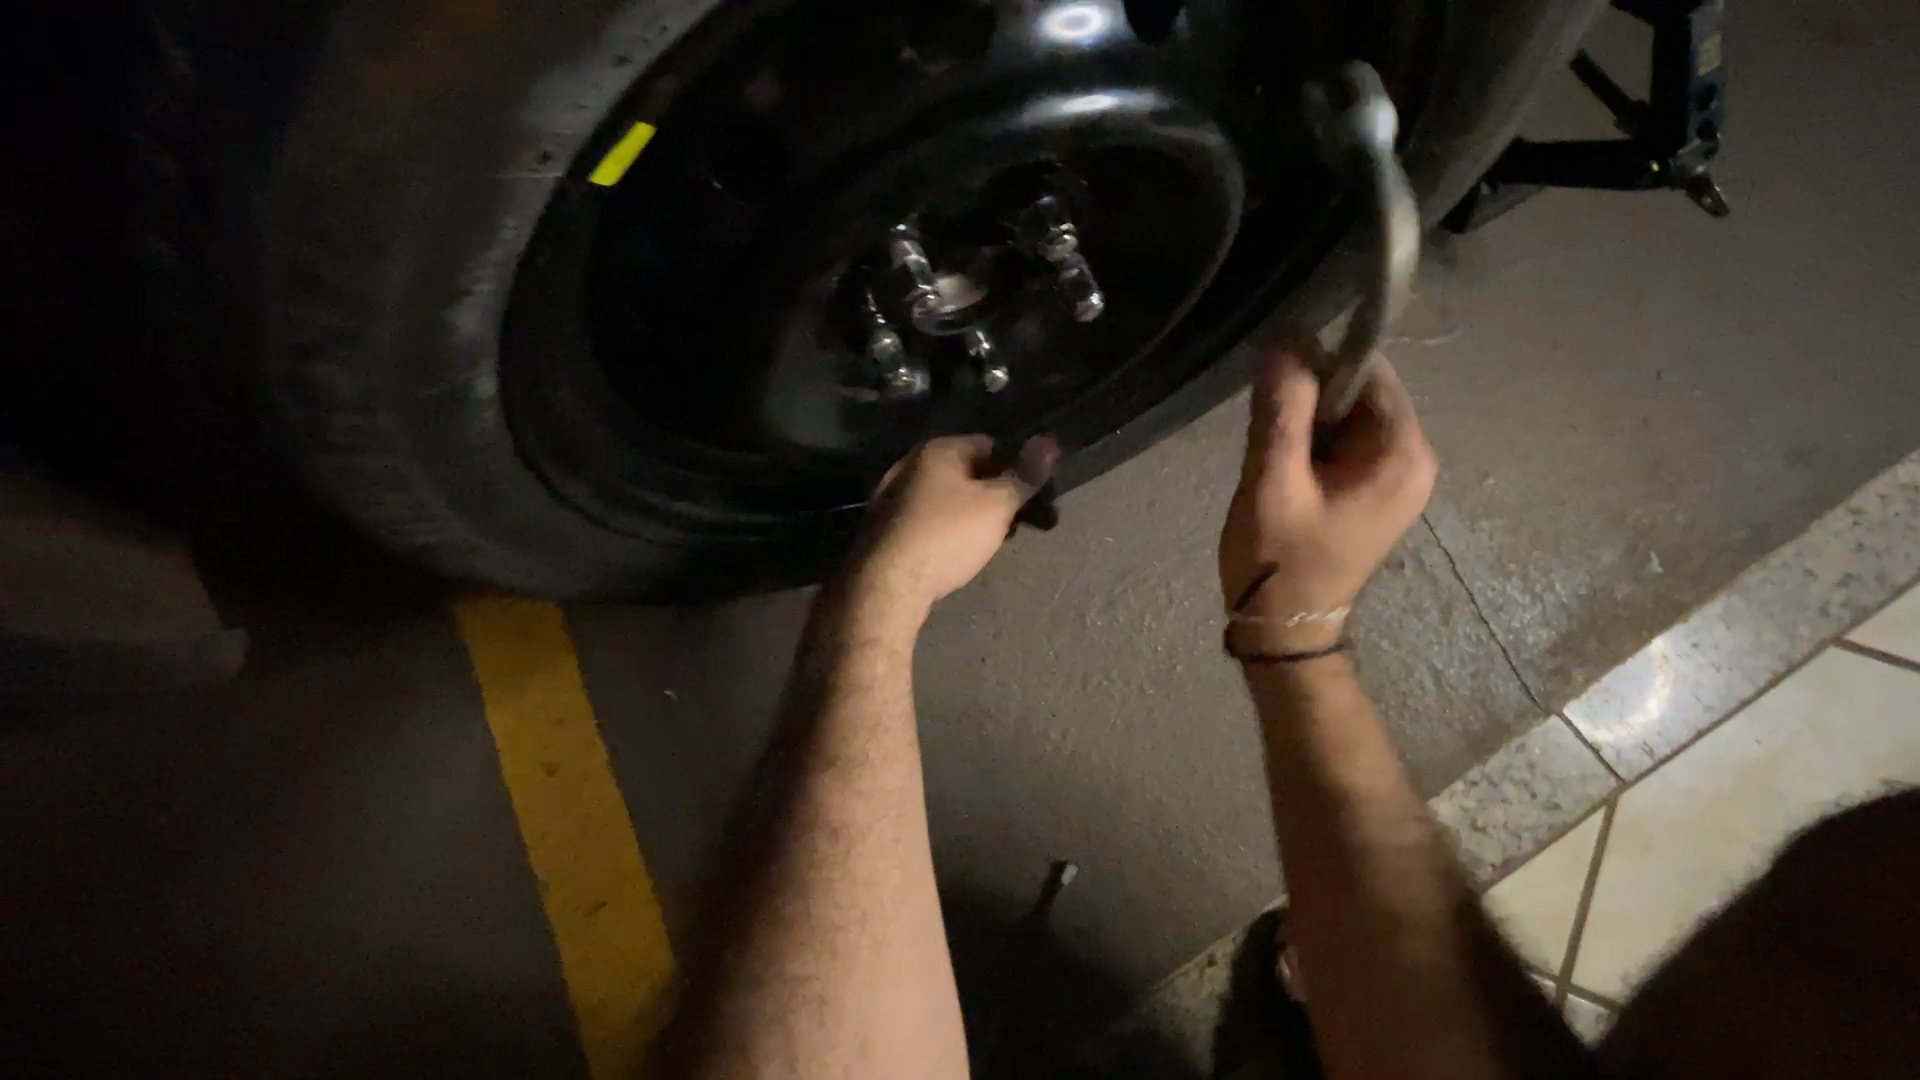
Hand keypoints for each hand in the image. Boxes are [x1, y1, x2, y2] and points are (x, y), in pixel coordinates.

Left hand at [846, 434, 1058, 616]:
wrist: (885, 584)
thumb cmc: (947, 536)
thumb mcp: (996, 505)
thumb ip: (1024, 474)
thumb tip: (1050, 441)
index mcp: (938, 450)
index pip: (991, 444)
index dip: (1019, 467)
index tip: (1037, 495)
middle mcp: (911, 464)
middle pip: (967, 471)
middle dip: (997, 494)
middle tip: (1022, 522)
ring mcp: (892, 495)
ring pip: (947, 496)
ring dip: (974, 514)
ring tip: (994, 540)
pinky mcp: (884, 526)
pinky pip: (928, 518)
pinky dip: (949, 528)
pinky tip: (958, 550)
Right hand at [1219, 346, 1436, 652]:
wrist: (1283, 629)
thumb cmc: (1278, 563)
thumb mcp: (1272, 484)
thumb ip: (1281, 413)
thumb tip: (1283, 340)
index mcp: (1401, 456)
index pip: (1370, 373)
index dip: (1319, 361)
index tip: (1269, 371)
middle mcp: (1411, 461)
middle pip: (1360, 393)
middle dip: (1308, 395)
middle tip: (1261, 420)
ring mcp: (1394, 479)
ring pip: (1347, 417)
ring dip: (1304, 420)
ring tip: (1266, 448)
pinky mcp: (1372, 492)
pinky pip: (1343, 444)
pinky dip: (1309, 442)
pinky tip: (1280, 464)